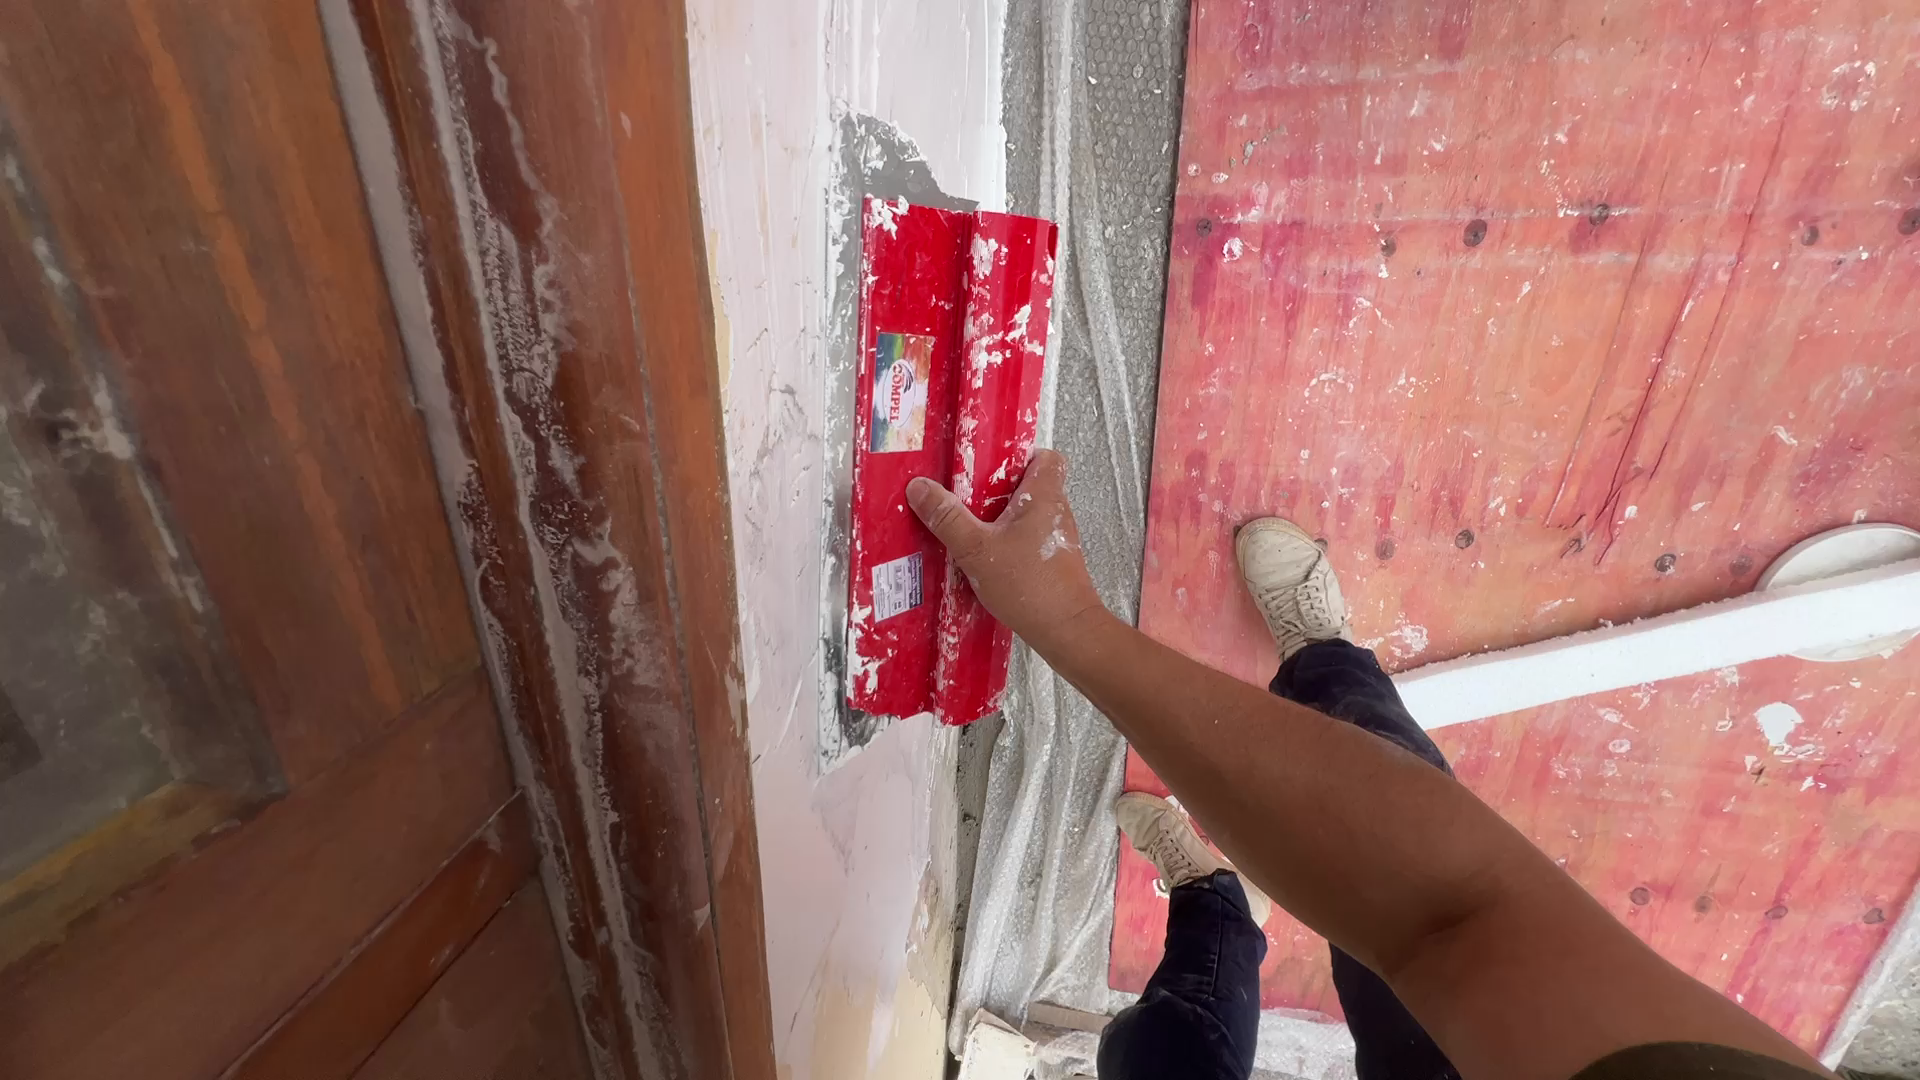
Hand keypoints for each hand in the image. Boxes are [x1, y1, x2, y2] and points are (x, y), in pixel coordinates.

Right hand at [906, 448, 1107, 649]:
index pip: (1046, 456)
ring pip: (1027, 514)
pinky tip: (983, 557)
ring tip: (967, 526)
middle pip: (1030, 485)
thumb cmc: (1027, 583)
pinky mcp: (1054, 562)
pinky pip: (1028, 538)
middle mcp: (1057, 511)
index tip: (988, 467)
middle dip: (997, 488)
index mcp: (1045, 495)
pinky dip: (1008, 541)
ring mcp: (1058, 538)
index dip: (1021, 455)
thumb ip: (947, 518)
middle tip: (965, 496)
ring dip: (1000, 518)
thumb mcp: (976, 549)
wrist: (1066, 630)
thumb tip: (918, 486)